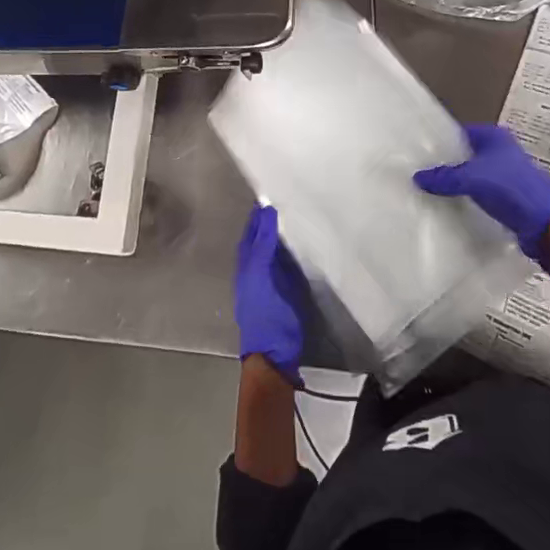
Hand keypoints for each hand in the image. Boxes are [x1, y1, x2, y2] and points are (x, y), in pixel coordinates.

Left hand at [234, 204, 307, 382]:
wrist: (275, 355)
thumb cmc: (268, 315)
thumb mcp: (263, 276)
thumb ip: (264, 246)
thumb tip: (267, 212)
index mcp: (247, 265)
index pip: (252, 232)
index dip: (259, 215)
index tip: (272, 194)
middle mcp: (255, 271)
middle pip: (260, 240)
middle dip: (269, 222)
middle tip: (287, 201)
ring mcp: (270, 284)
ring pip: (273, 252)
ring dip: (280, 236)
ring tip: (295, 217)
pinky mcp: (285, 294)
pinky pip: (286, 266)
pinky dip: (291, 252)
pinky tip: (301, 246)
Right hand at [414, 123, 549, 270]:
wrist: (546, 224)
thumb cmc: (510, 189)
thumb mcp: (469, 179)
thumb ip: (443, 177)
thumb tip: (418, 177)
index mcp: (496, 137)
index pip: (461, 132)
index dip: (443, 140)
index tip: (422, 151)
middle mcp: (504, 152)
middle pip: (468, 155)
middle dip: (448, 163)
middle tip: (422, 172)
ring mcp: (509, 175)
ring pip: (475, 175)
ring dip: (458, 183)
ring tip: (432, 190)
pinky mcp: (510, 197)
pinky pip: (482, 194)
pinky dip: (469, 198)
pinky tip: (453, 206)